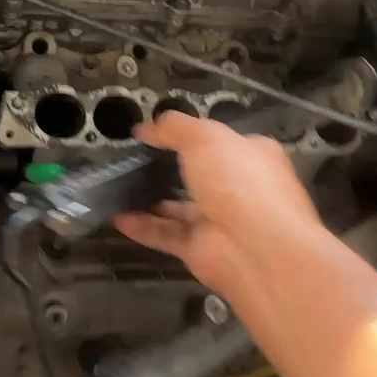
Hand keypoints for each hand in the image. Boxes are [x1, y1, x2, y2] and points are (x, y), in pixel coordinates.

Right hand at [113, 111, 321, 308]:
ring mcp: (219, 220)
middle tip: (134, 159)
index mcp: (251, 156)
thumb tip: (146, 127)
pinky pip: (166, 234)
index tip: (157, 132)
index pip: (220, 141)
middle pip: (198, 174)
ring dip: (151, 199)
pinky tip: (119, 216)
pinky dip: (143, 226)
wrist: (257, 249)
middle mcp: (237, 188)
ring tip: (120, 187)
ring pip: (179, 207)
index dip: (191, 134)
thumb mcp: (205, 137)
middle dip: (169, 168)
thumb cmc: (239, 182)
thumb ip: (174, 128)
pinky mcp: (200, 249)